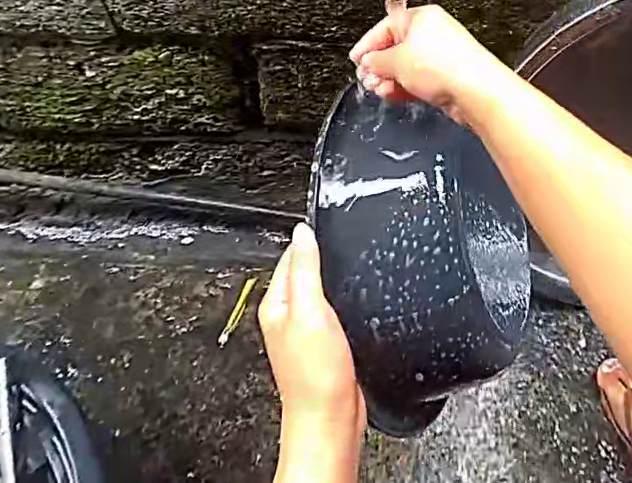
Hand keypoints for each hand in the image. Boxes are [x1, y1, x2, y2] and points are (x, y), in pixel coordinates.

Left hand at [259, 222, 361, 482]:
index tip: (324, 214)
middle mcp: (288, 315)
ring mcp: (307, 328)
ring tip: (345, 253)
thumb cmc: (316, 374)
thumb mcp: (310, 310)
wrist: (331, 417)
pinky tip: (353, 291)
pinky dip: (342, 292)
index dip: (308, 234)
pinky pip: (332, 303)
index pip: (290, 254)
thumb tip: (302, 231)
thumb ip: (306, 268)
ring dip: (331, 270)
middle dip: (320, 249)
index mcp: (277, 304)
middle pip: (304, 267)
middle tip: (338, 229)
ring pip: (319, 285)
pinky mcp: (326, 339)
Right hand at [349, 5, 508, 123]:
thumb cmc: (445, 66)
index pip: (387, 26)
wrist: (475, 90)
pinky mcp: (445, 75)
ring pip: (406, 65)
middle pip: (396, 47)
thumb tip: (368, 62)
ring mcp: (440, 55)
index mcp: (422, 17)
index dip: (368, 43)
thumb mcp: (396, 61)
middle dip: (378, 64)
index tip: (357, 58)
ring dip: (389, 78)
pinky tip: (393, 94)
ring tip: (378, 88)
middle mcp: (433, 33)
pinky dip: (404, 86)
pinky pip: (418, 79)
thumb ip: (376, 61)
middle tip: (367, 76)